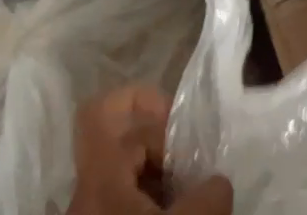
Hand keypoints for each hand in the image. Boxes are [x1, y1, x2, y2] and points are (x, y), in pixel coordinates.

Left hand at [67, 85, 234, 214]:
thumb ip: (210, 196)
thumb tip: (215, 184)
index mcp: (102, 177)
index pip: (105, 112)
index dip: (144, 103)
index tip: (179, 128)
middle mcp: (91, 190)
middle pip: (125, 141)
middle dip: (166, 145)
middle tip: (194, 163)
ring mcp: (96, 214)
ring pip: (132, 175)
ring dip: (167, 179)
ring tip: (197, 196)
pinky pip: (133, 202)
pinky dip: (161, 202)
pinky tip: (185, 211)